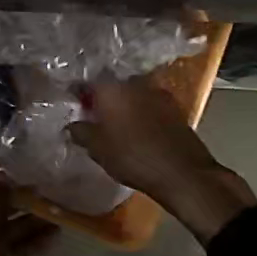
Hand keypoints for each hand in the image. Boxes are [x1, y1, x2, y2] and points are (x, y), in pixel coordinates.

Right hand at [66, 79, 256, 244]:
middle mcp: (134, 83)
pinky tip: (138, 131)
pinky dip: (141, 113)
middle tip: (94, 116)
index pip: (85, 81)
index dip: (77, 92)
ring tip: (117, 125)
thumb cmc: (132, 156)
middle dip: (102, 98)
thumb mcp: (96, 148)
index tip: (73, 104)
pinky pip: (149, 105)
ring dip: (123, 105)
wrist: (184, 174)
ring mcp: (158, 94)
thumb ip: (80, 131)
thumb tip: (72, 125)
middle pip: (111, 85)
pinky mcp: (176, 108)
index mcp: (110, 87)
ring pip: (132, 94)